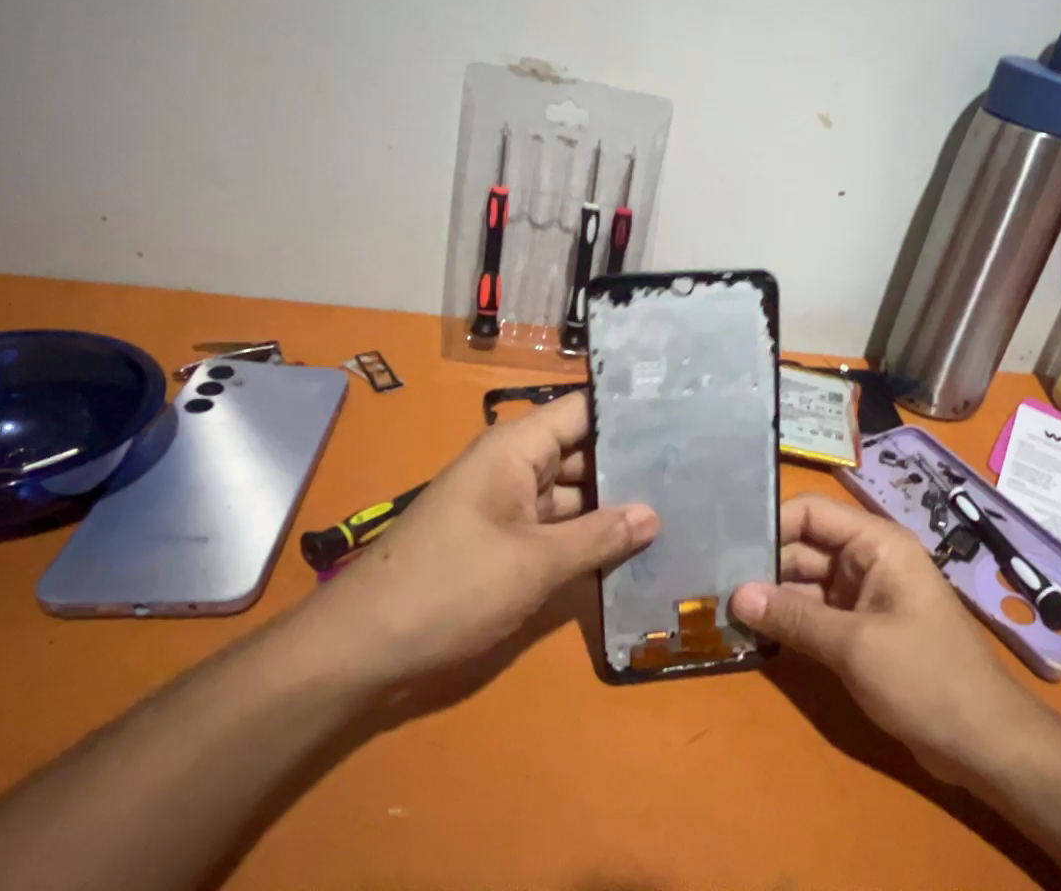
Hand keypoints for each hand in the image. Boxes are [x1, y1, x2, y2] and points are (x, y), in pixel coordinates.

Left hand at [318, 392, 657, 685]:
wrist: (363, 649)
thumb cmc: (449, 588)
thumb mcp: (534, 563)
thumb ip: (599, 536)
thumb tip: (654, 514)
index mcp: (514, 450)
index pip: (583, 411)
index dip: (629, 414)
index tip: (685, 417)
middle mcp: (512, 469)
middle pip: (582, 454)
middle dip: (633, 465)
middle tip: (697, 472)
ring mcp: (507, 509)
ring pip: (572, 496)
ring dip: (614, 507)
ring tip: (682, 508)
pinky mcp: (504, 546)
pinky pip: (556, 530)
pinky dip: (589, 538)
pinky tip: (635, 548)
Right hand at [731, 494, 1044, 781]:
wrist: (982, 741)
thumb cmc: (925, 678)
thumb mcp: (854, 645)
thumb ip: (794, 617)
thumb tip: (736, 595)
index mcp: (877, 545)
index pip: (812, 513)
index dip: (772, 524)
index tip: (726, 548)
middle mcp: (869, 561)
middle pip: (804, 547)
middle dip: (763, 565)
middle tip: (711, 584)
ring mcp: (865, 598)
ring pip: (806, 584)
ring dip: (771, 597)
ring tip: (721, 610)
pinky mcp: (861, 631)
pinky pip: (816, 614)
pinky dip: (789, 622)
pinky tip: (753, 634)